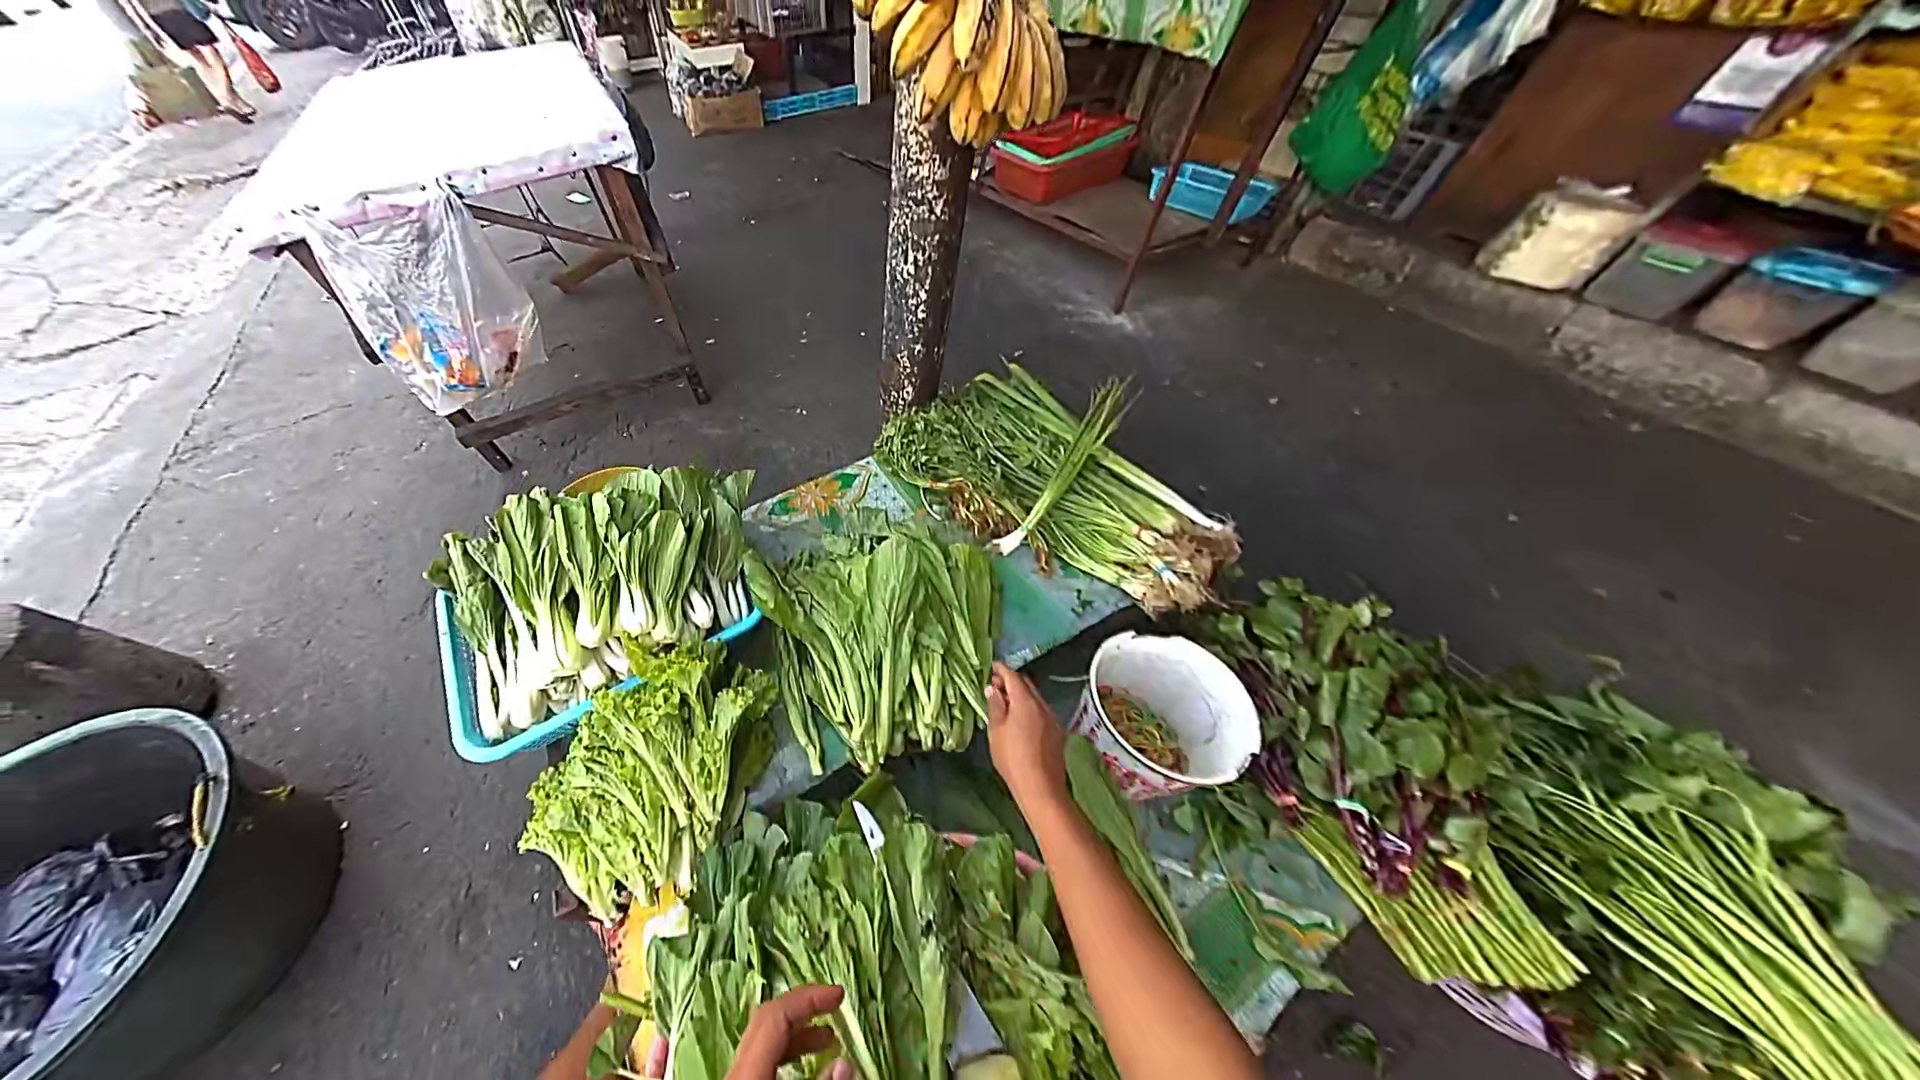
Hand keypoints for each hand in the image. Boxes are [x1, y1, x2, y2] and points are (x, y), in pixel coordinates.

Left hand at [724, 984, 852, 1079]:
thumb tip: (846, 1062)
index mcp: (748, 1070)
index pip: (777, 1014)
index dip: (810, 997)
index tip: (839, 994)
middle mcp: (736, 1068)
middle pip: (768, 1020)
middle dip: (804, 1007)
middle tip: (834, 1005)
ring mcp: (734, 1078)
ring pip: (763, 1040)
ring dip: (797, 1032)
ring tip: (827, 1038)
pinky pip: (758, 1057)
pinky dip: (783, 1049)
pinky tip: (802, 1059)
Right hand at [984, 662, 1067, 810]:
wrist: (1041, 787)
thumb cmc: (1012, 758)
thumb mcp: (996, 731)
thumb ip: (995, 706)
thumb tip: (992, 688)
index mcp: (1026, 701)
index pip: (1013, 676)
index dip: (1001, 670)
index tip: (990, 668)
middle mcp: (1042, 705)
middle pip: (1026, 685)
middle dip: (1011, 682)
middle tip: (994, 687)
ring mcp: (1052, 718)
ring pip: (1035, 698)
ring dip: (1021, 696)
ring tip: (1005, 704)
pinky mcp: (1057, 731)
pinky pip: (1041, 711)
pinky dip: (1029, 708)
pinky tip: (1020, 720)